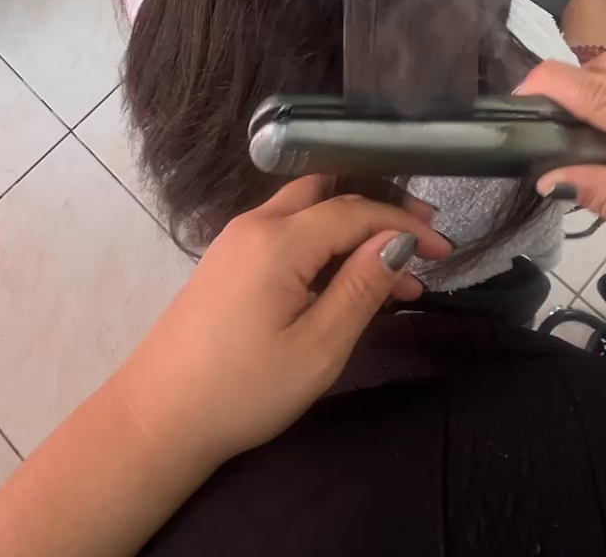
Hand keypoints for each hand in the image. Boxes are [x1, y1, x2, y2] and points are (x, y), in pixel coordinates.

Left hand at [106, 177, 450, 467]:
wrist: (159, 414)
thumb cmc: (244, 389)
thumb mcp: (317, 348)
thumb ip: (360, 288)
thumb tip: (399, 242)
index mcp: (277, 240)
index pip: (353, 210)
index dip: (403, 223)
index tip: (446, 249)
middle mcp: (254, 224)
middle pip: (326, 191)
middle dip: (378, 207)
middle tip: (423, 236)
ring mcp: (237, 239)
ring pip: (306, 211)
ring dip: (352, 229)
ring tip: (398, 275)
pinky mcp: (229, 260)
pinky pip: (286, 233)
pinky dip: (323, 245)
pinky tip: (350, 281)